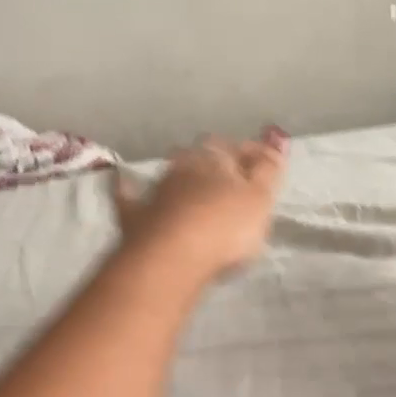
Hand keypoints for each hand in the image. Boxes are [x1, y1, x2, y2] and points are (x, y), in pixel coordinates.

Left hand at [112, 128, 287, 280]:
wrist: (172, 257)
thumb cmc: (226, 228)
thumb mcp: (260, 199)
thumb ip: (268, 169)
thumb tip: (275, 139)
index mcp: (218, 160)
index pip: (236, 148)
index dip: (250, 154)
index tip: (263, 164)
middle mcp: (184, 166)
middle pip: (201, 156)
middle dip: (214, 162)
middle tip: (227, 174)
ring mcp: (156, 189)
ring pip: (170, 172)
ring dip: (181, 174)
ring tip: (191, 182)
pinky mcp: (134, 215)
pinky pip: (128, 195)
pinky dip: (127, 186)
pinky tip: (120, 179)